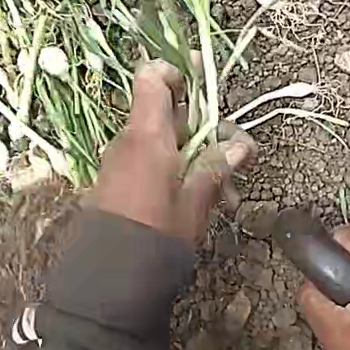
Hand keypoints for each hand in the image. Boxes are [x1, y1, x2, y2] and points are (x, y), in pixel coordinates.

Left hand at [91, 62, 255, 243]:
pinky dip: (180, 173)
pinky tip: (205, 203)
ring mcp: (124, 162)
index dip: (177, 71)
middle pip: (172, 115)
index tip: (204, 79)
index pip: (153, 78)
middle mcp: (131, 141)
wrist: (109, 278)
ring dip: (200, 159)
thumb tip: (240, 146)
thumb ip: (216, 168)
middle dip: (209, 131)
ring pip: (169, 144)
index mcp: (147, 135)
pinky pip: (155, 164)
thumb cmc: (155, 234)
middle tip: (238, 157)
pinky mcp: (122, 183)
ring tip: (227, 196)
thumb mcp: (195, 201)